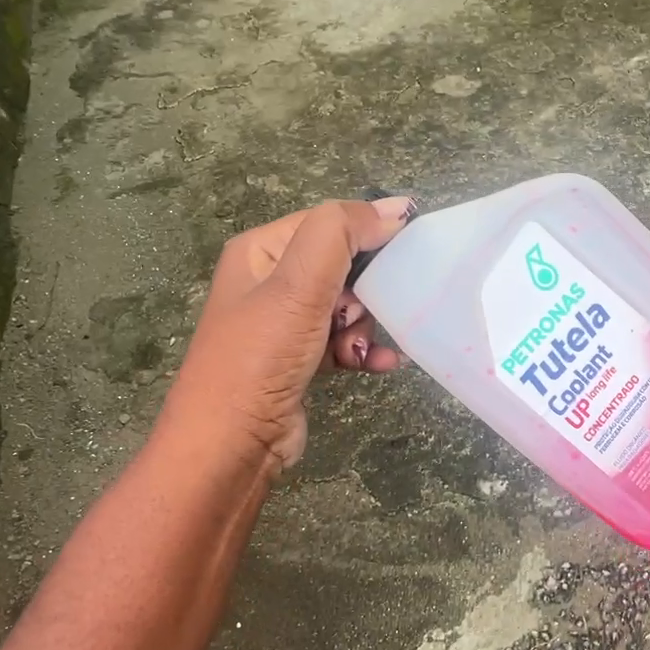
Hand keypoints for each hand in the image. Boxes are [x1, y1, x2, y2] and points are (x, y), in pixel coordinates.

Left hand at [156, 197, 413, 468]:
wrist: (234, 441)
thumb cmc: (261, 356)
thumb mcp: (299, 285)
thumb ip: (341, 234)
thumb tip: (396, 207)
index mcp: (262, 251)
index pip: (330, 222)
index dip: (372, 232)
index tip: (415, 251)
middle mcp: (273, 281)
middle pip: (345, 265)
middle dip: (369, 290)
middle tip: (368, 312)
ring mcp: (287, 323)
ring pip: (351, 307)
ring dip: (368, 326)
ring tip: (363, 349)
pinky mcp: (303, 359)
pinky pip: (348, 342)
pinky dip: (366, 351)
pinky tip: (381, 365)